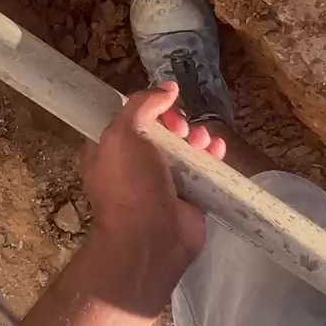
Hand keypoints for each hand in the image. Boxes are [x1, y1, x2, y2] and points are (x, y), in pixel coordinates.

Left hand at [79, 82, 219, 284]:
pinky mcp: (187, 196)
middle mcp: (132, 166)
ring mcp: (160, 182)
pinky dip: (211, 156)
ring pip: (183, 148)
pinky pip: (202, 169)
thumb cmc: (129, 184)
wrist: (150, 238)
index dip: (146, 108)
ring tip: (200, 141)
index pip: (127, 119)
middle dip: (175, 122)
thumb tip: (167, 87)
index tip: (160, 106)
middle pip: (159, 131)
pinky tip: (217, 151)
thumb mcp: (122, 133)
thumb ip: (141, 105)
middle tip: (181, 129)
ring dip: (196, 137)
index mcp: (107, 151)